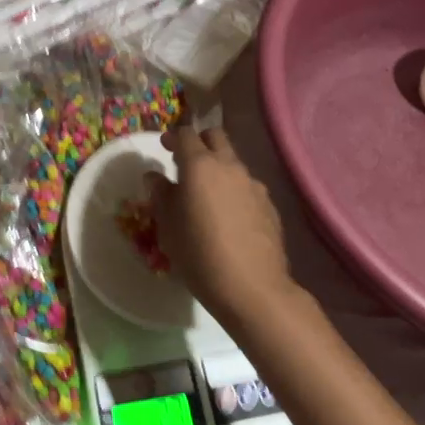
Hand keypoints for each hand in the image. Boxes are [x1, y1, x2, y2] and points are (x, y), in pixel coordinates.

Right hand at [145, 124, 295, 321]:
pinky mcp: (269, 206)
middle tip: (186, 163)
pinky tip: (229, 217)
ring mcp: (254, 185)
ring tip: (207, 196)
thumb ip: (160, 195)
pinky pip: (247, 187)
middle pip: (216, 137)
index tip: (164, 147)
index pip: (186, 135)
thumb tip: (155, 177)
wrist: (253, 289)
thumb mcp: (168, 227)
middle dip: (200, 142)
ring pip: (233, 162)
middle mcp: (229, 166)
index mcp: (200, 166)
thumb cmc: (200, 255)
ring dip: (219, 168)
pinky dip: (234, 191)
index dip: (173, 137)